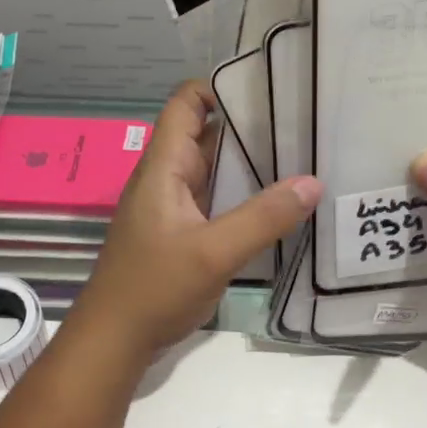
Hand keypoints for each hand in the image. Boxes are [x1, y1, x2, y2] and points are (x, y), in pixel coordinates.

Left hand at [73, 81, 322, 354]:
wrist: (113, 339)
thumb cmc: (154, 288)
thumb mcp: (213, 253)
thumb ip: (263, 218)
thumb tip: (313, 182)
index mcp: (164, 168)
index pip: (185, 104)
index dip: (219, 88)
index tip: (269, 88)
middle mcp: (166, 179)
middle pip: (206, 134)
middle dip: (249, 125)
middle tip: (304, 124)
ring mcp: (172, 207)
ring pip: (213, 170)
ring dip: (249, 164)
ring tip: (302, 159)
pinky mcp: (180, 233)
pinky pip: (214, 201)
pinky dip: (243, 197)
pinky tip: (278, 206)